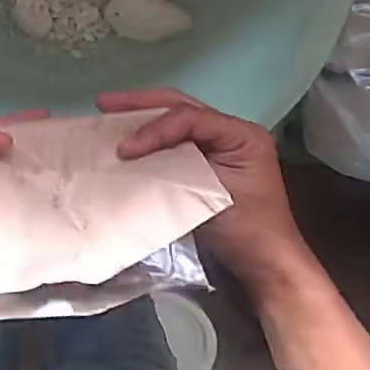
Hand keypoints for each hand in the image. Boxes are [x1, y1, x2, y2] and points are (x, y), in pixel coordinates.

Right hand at [99, 88, 315, 295]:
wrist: (266, 266)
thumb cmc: (244, 231)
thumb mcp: (210, 193)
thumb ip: (173, 167)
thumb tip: (128, 153)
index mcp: (240, 134)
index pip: (189, 118)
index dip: (153, 128)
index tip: (125, 150)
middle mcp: (230, 130)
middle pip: (179, 105)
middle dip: (139, 103)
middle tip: (103, 103)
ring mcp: (217, 143)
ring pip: (173, 115)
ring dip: (140, 113)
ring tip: (106, 109)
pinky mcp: (204, 157)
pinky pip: (172, 136)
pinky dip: (147, 133)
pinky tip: (125, 132)